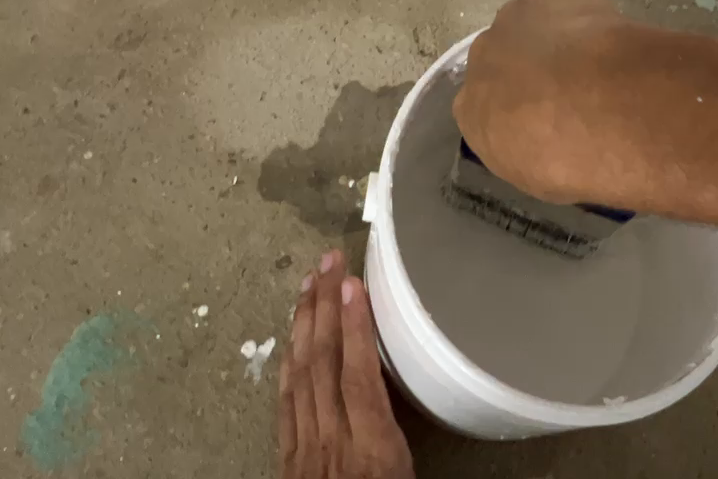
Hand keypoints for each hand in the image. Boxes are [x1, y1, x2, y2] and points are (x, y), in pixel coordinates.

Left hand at [278, 251, 412, 478]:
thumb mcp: (409, 473)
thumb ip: (408, 432)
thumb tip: (433, 383)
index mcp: (372, 452)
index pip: (358, 378)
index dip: (355, 328)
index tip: (353, 282)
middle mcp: (333, 444)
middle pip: (323, 365)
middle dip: (324, 307)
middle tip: (327, 259)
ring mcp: (304, 452)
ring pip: (299, 376)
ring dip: (303, 324)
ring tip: (308, 281)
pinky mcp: (288, 461)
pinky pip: (284, 406)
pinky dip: (286, 365)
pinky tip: (290, 340)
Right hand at [453, 0, 632, 204]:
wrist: (597, 108)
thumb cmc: (567, 160)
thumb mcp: (538, 174)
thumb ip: (529, 148)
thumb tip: (545, 138)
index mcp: (471, 110)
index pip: (483, 104)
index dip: (516, 106)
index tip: (544, 116)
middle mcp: (482, 57)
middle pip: (503, 55)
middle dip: (531, 65)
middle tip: (572, 86)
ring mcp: (512, 17)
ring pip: (530, 21)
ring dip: (554, 34)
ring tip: (593, 56)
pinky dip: (578, 6)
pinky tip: (603, 27)